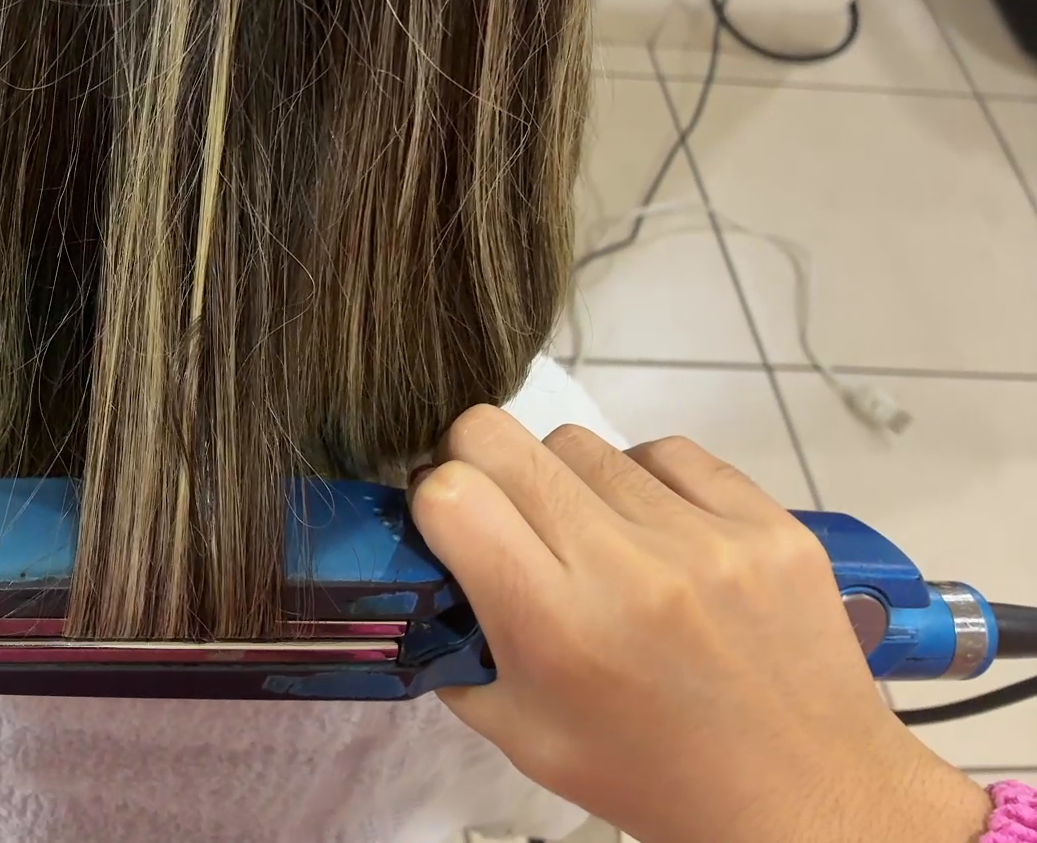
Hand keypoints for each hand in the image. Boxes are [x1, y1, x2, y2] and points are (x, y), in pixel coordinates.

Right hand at [411, 407, 988, 842]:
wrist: (818, 807)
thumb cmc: (643, 773)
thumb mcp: (511, 728)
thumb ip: (448, 639)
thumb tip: (419, 563)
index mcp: (553, 623)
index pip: (449, 491)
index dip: (432, 496)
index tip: (449, 524)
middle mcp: (625, 566)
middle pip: (493, 433)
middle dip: (471, 459)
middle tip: (496, 506)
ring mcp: (705, 538)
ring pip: (573, 439)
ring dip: (558, 476)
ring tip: (588, 531)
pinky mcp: (770, 523)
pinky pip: (661, 450)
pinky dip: (637, 478)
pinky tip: (652, 529)